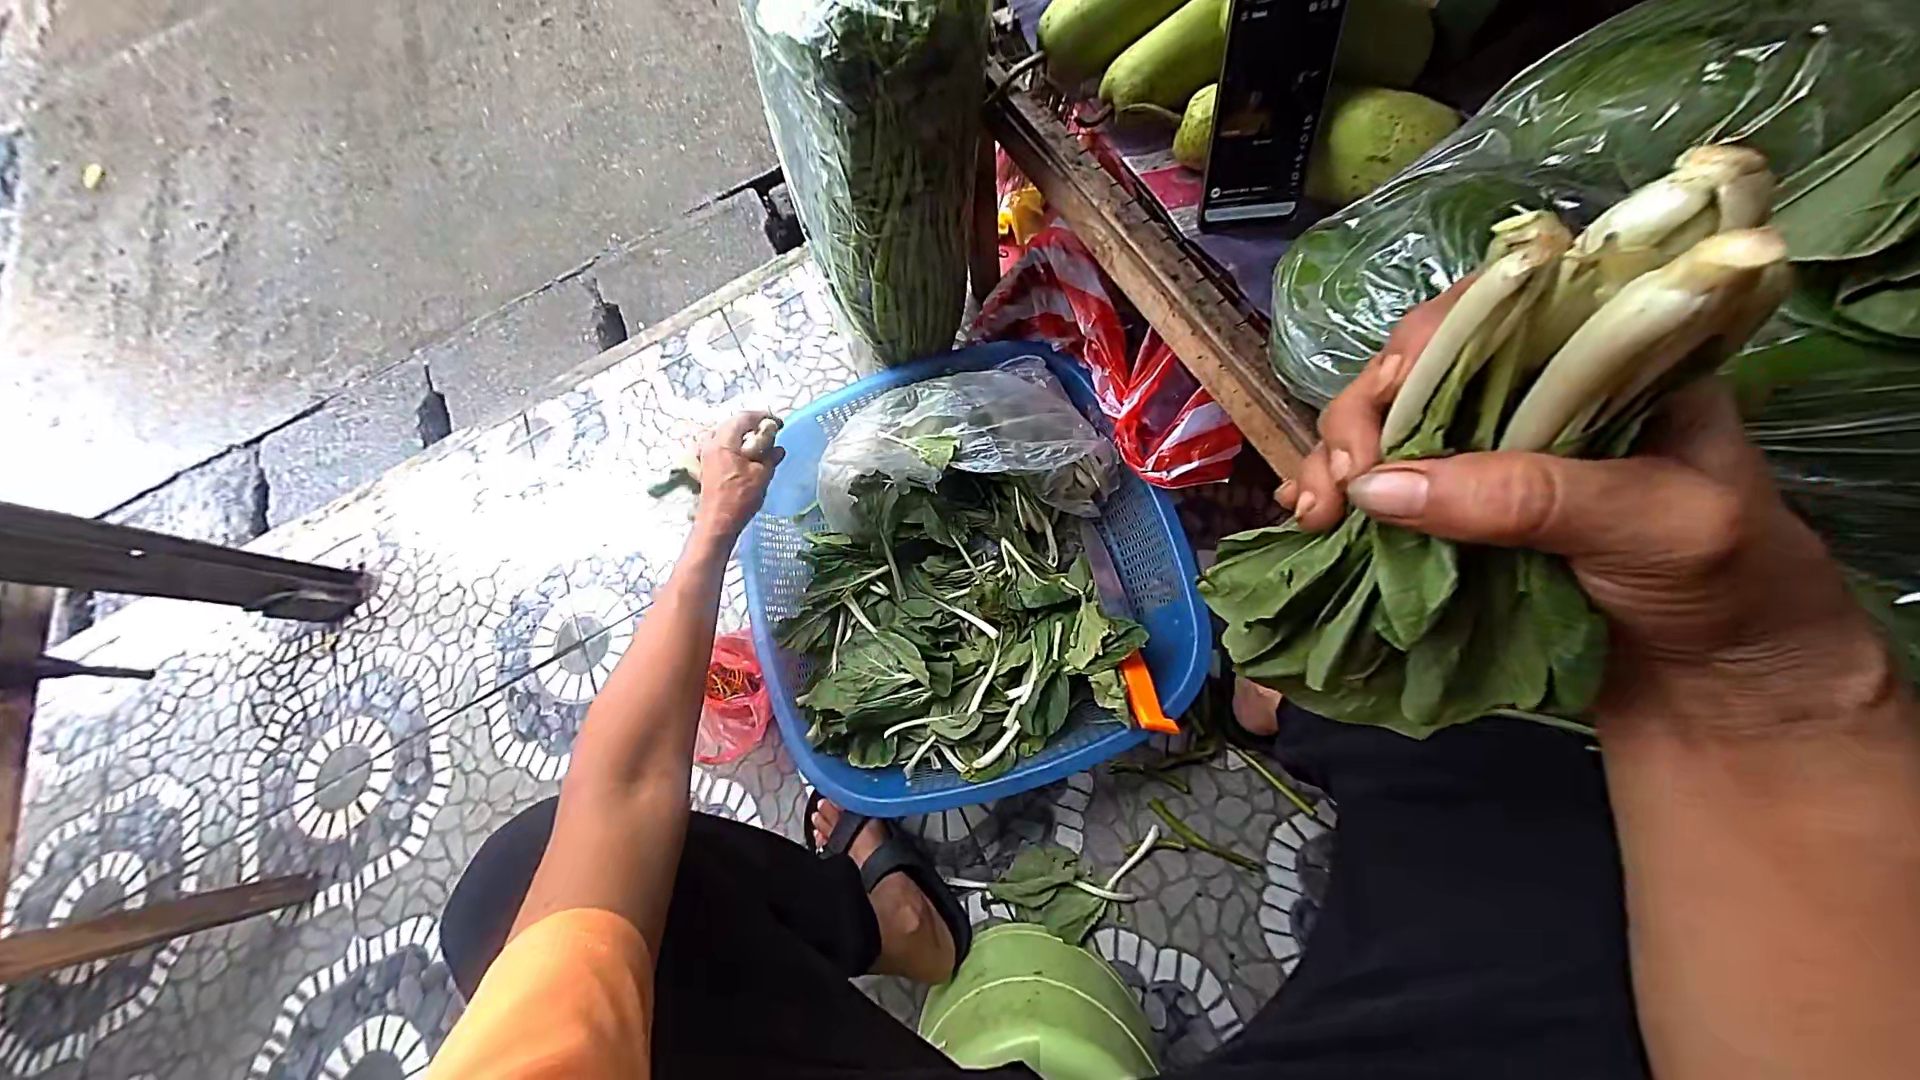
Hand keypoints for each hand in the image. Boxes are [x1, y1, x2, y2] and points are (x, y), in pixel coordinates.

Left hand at [693, 412, 784, 541]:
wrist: (718, 521)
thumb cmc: (740, 497)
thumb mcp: (762, 475)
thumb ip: (770, 456)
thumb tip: (778, 448)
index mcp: (724, 441)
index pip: (744, 417)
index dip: (764, 417)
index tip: (779, 425)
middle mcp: (711, 442)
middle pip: (733, 424)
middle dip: (753, 426)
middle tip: (771, 433)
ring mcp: (705, 453)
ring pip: (726, 434)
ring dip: (743, 435)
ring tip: (758, 444)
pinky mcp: (706, 464)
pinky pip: (721, 445)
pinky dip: (734, 445)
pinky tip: (744, 456)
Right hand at [1281, 288, 1901, 735]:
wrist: (1716, 686)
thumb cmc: (1729, 590)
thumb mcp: (1658, 525)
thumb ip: (1527, 496)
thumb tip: (1378, 486)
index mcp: (1590, 373)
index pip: (1486, 321)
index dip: (1420, 348)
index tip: (1388, 409)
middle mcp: (1515, 408)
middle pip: (1405, 379)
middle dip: (1354, 423)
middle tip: (1338, 485)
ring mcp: (1467, 465)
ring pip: (1370, 435)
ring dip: (1324, 466)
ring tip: (1315, 515)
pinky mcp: (1434, 517)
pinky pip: (1362, 491)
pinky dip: (1321, 496)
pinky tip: (1304, 516)